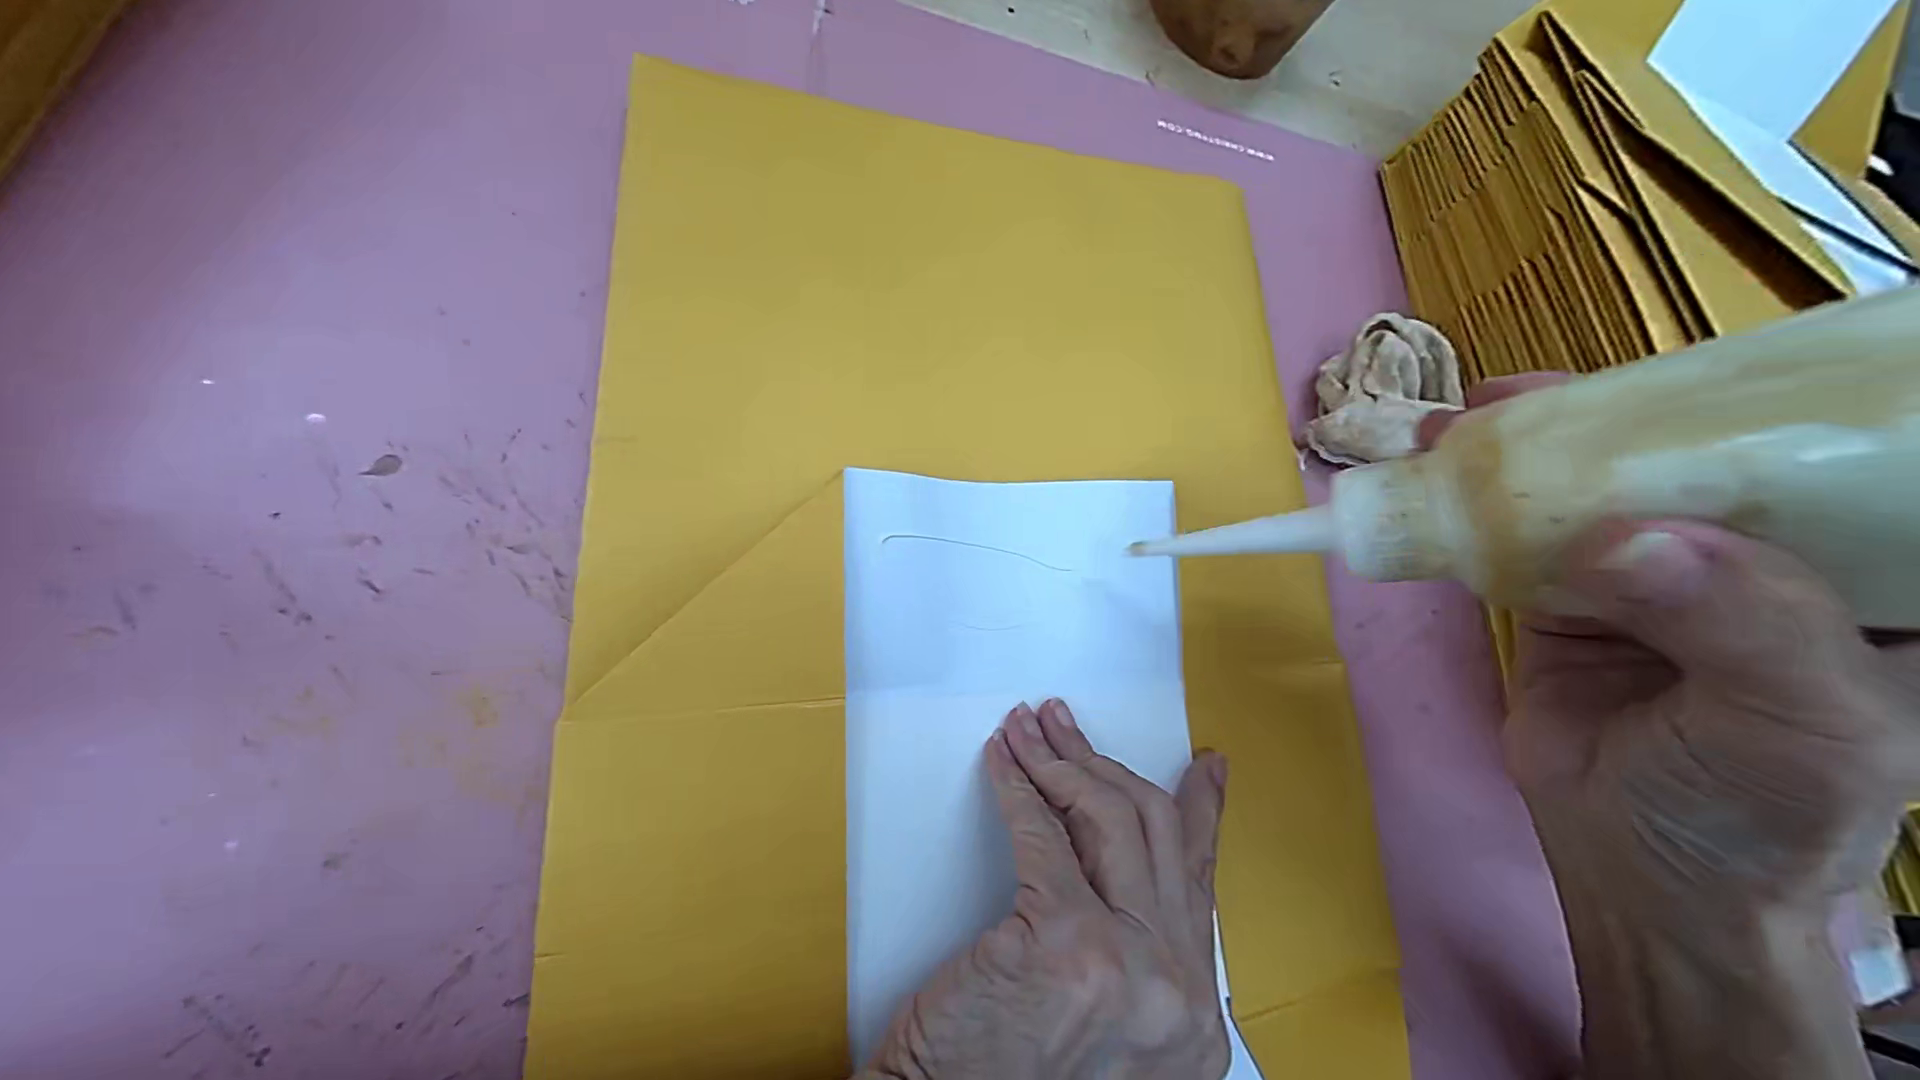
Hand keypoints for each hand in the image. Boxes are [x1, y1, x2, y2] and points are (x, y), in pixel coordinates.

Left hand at [858, 699, 1230, 1079]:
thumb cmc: (1019, 1077)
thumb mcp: (1112, 1023)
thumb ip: (1137, 956)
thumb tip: (1124, 873)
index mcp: (1193, 1014)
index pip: (1203, 881)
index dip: (1202, 813)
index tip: (1205, 770)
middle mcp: (1176, 986)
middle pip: (1155, 830)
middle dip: (1104, 763)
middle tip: (1065, 724)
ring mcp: (1126, 960)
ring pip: (1109, 815)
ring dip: (1060, 758)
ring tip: (1030, 727)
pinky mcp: (1063, 939)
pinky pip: (1041, 831)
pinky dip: (1016, 784)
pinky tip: (1000, 761)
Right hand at [1429, 375, 1919, 1078]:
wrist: (1633, 872)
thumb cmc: (1754, 812)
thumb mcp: (1795, 727)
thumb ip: (1741, 623)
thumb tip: (1617, 539)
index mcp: (1870, 571)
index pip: (1827, 456)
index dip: (1749, 403)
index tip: (1661, 382)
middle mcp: (1758, 556)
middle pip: (1682, 457)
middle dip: (1600, 419)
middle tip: (1517, 400)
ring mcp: (1650, 573)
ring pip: (1585, 489)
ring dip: (1518, 455)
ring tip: (1456, 428)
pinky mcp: (1566, 594)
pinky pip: (1519, 539)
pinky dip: (1475, 511)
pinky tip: (1439, 481)